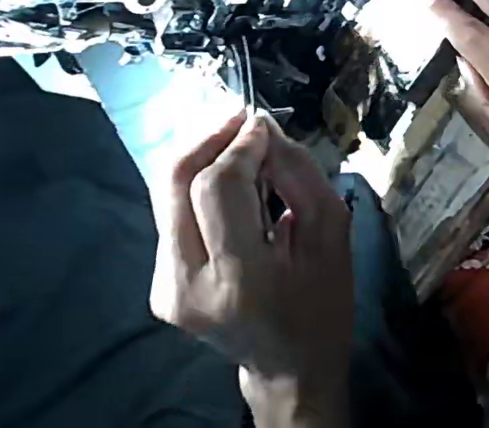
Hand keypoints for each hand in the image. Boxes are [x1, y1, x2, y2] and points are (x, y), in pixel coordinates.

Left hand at [149, 109, 352, 427]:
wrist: (289, 367)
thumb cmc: (321, 300)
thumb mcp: (330, 229)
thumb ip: (296, 169)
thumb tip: (259, 127)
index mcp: (240, 280)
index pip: (218, 186)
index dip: (239, 144)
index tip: (262, 122)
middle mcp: (188, 285)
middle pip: (179, 180)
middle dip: (213, 139)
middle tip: (245, 124)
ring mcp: (166, 288)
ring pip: (169, 190)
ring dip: (205, 158)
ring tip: (243, 157)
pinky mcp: (158, 286)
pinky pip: (172, 210)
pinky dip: (200, 183)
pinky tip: (231, 188)